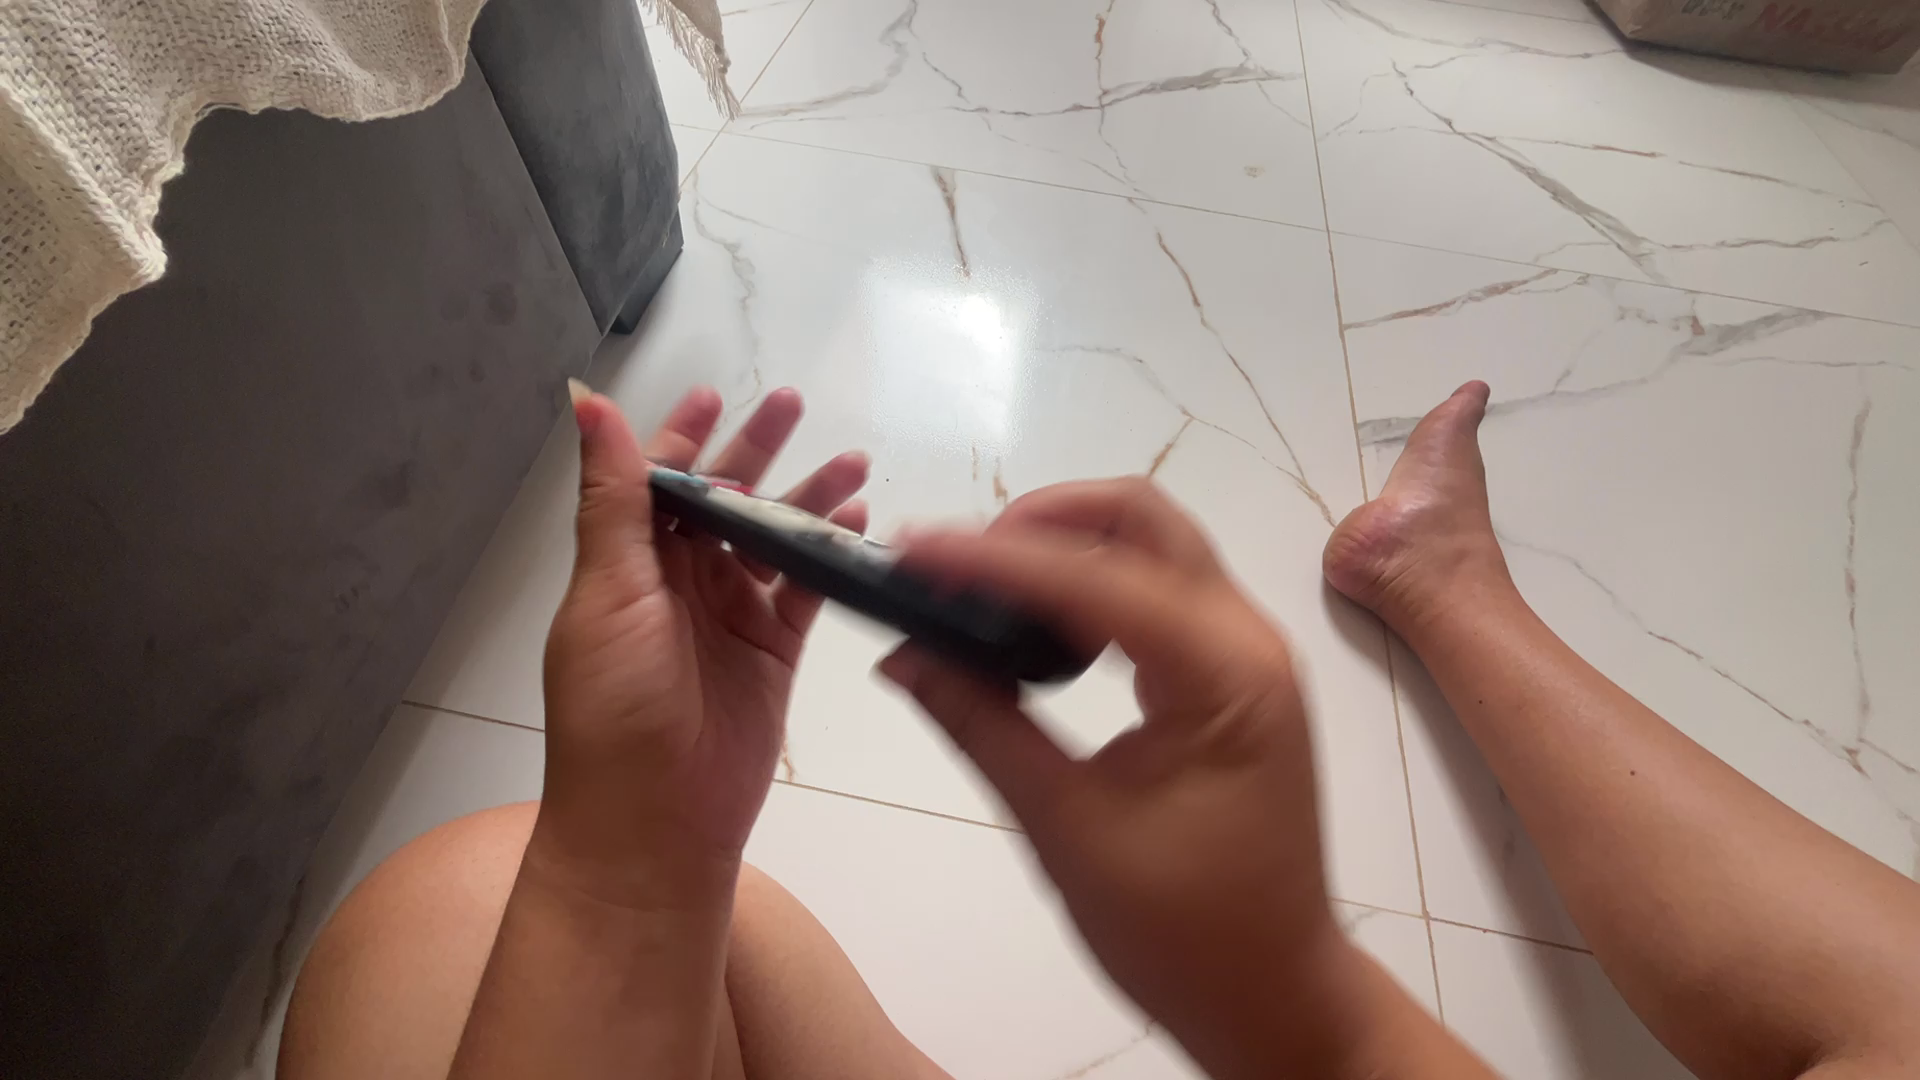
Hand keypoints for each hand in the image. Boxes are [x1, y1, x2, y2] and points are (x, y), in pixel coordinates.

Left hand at [532, 382, 868, 903]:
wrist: (657, 822)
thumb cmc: (617, 709)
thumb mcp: (609, 597)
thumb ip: (613, 503)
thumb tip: (588, 406)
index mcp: (631, 564)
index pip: (658, 481)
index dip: (683, 435)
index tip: (713, 396)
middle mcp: (682, 580)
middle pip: (725, 499)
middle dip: (757, 449)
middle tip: (793, 404)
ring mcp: (733, 611)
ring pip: (775, 537)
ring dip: (808, 498)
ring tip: (851, 461)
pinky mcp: (775, 645)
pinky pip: (806, 586)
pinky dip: (829, 554)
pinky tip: (854, 522)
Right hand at [879, 479, 1368, 1078]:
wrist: (1274, 992)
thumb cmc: (1182, 933)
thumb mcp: (1066, 828)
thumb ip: (981, 725)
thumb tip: (901, 655)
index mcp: (1224, 674)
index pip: (1095, 579)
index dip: (995, 560)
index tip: (914, 551)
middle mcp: (1245, 635)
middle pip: (1142, 517)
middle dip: (1043, 519)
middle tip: (959, 561)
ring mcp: (1240, 646)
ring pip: (1148, 541)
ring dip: (1062, 542)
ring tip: (982, 580)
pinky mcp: (1222, 666)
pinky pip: (1149, 588)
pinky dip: (1085, 581)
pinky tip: (1033, 617)